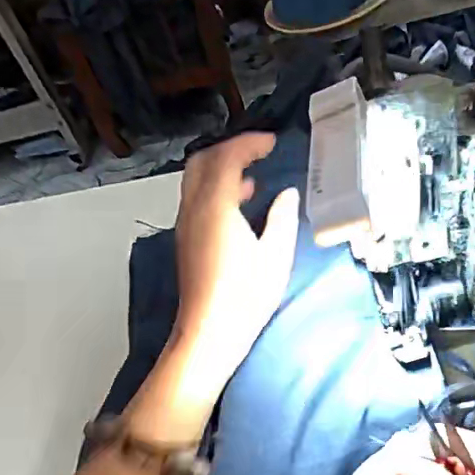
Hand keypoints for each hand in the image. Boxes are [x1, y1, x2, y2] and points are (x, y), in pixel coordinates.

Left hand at [168, 132, 300, 396]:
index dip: (249, 144)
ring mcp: (186, 225)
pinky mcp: (186, 240)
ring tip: (253, 176)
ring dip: (221, 169)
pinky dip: (216, 189)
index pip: (227, 158)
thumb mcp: (275, 256)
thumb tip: (287, 194)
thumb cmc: (245, 296)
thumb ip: (282, 218)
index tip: (271, 142)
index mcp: (217, 206)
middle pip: (203, 161)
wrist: (210, 332)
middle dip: (230, 150)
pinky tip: (240, 204)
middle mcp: (194, 209)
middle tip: (258, 152)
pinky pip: (197, 199)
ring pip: (196, 180)